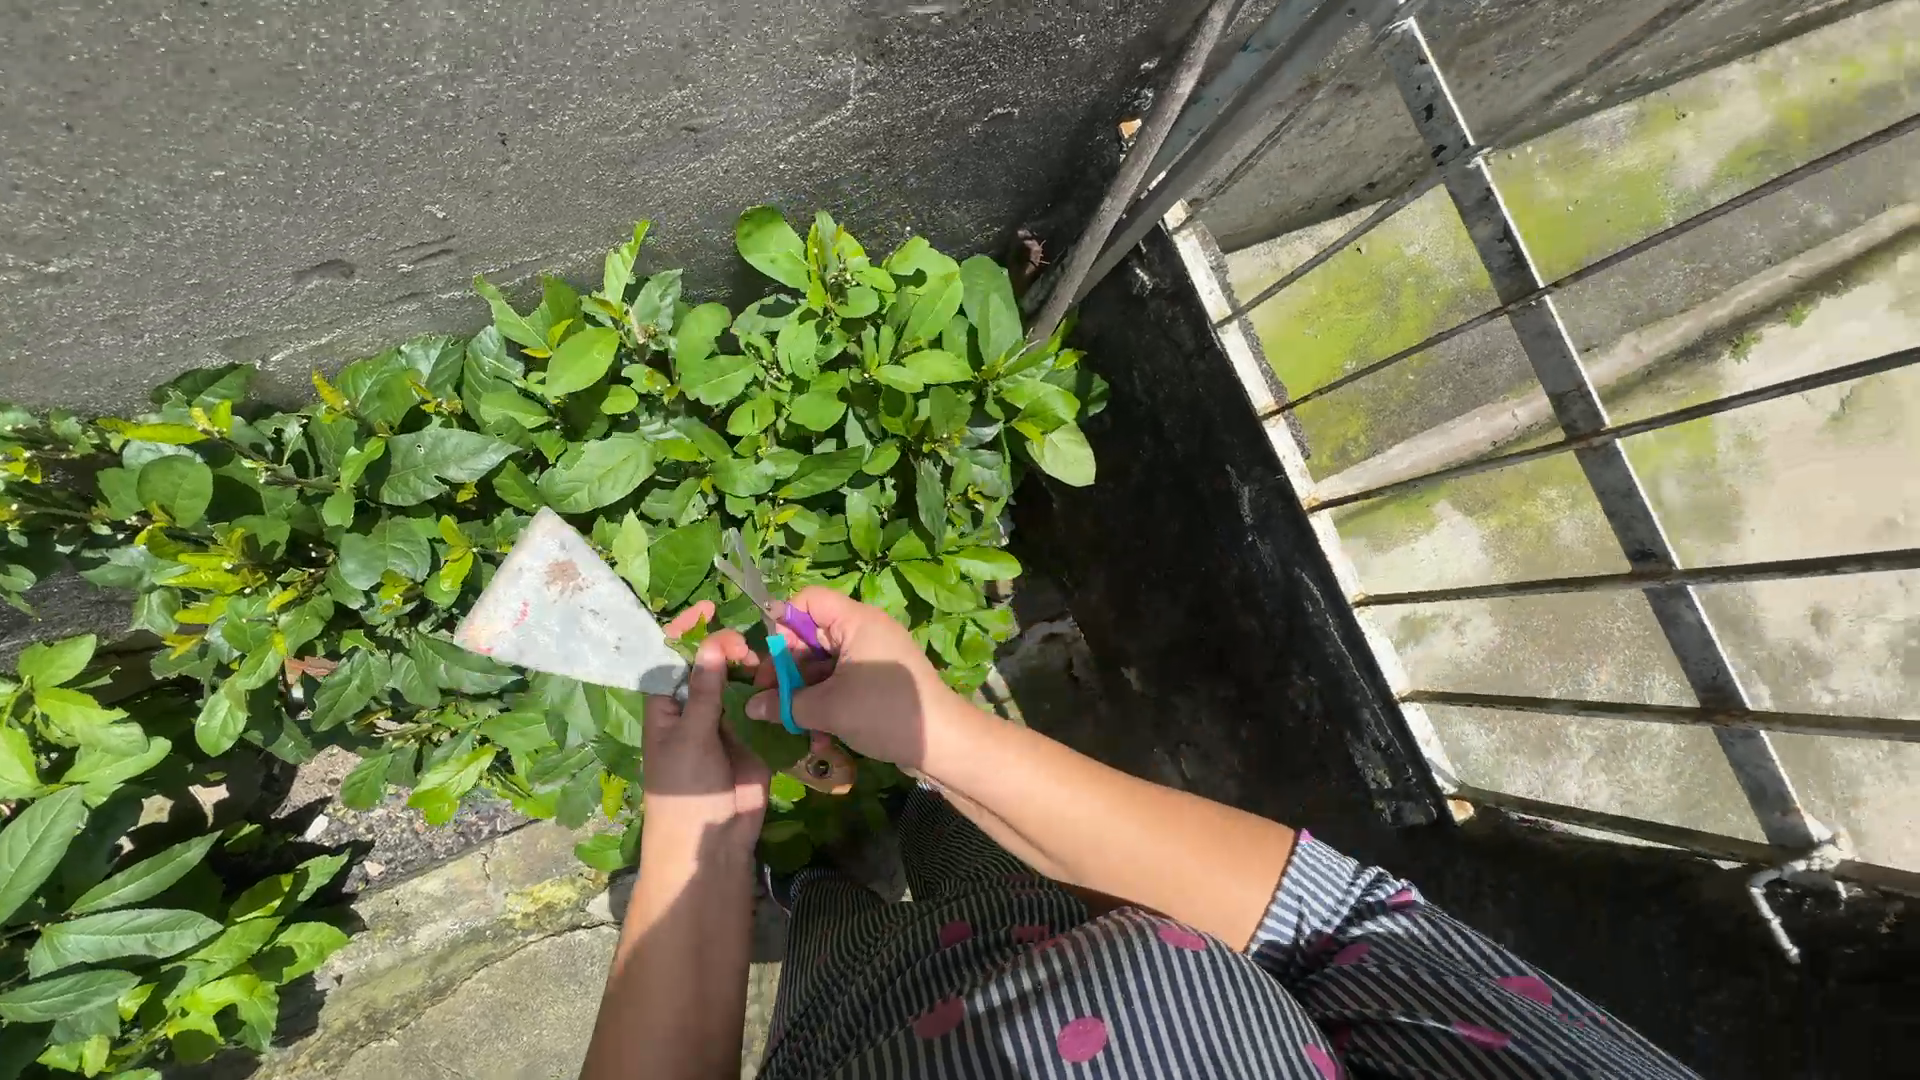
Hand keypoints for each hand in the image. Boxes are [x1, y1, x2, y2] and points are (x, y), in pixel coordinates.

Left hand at [640, 603, 769, 851]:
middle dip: (728, 648)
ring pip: (741, 681)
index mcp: (668, 706)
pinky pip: (763, 704)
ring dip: (754, 669)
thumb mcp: (689, 737)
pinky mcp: (754, 734)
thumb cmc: (684, 790)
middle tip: (745, 650)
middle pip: (713, 664)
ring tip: (768, 666)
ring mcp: (726, 720)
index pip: (672, 658)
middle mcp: (697, 707)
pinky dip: (773, 691)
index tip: (708, 609)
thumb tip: (713, 643)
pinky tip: (784, 682)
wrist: (713, 839)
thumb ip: (704, 691)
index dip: (687, 632)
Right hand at [745, 587, 968, 770]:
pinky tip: (819, 740)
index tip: (769, 660)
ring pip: (823, 667)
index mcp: (856, 621)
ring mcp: (872, 657)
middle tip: (770, 701)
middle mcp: (864, 631)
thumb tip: (751, 707)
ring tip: (792, 728)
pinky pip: (841, 684)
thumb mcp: (828, 708)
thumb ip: (786, 704)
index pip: (808, 600)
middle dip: (789, 672)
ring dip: (805, 697)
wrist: (942, 741)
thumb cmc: (883, 711)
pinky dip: (827, 706)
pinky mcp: (877, 682)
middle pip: (811, 637)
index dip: (782, 624)